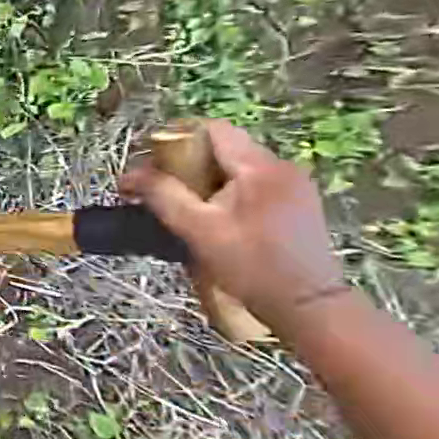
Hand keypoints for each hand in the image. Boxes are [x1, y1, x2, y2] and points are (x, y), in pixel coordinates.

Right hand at [119, 120, 345, 324]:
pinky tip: (211, 213)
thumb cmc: (252, 266)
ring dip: (201, 176)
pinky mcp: (295, 202)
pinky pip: (248, 180)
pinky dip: (222, 188)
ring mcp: (292, 185)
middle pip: (221, 146)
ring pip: (233, 164)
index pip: (211, 129)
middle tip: (158, 185)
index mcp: (260, 168)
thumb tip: (128, 175)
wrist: (310, 309)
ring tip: (180, 201)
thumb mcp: (197, 229)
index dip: (173, 137)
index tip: (148, 161)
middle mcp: (281, 167)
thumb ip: (162, 194)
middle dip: (183, 160)